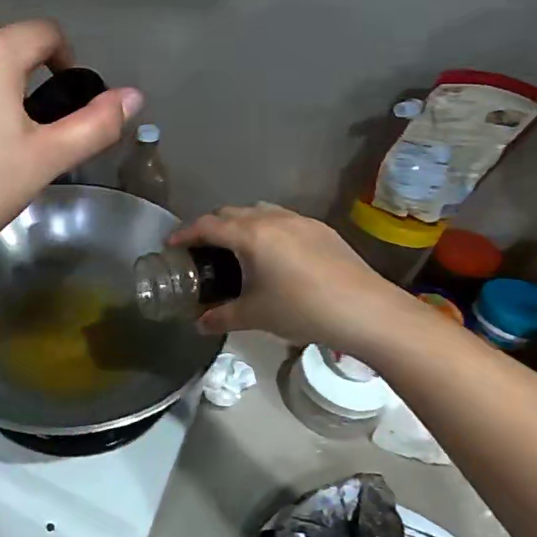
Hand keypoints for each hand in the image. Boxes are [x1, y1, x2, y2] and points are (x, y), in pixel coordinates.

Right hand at [169, 204, 424, 357]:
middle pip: (233, 213)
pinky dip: (268, 230)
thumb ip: (222, 316)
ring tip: (237, 250)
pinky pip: (285, 221)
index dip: (186, 233)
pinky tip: (275, 255)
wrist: (364, 309)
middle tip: (202, 250)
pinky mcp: (322, 230)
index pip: (208, 225)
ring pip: (261, 212)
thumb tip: (199, 324)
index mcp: (251, 234)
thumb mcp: (255, 315)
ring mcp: (301, 221)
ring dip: (243, 225)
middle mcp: (274, 218)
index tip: (172, 244)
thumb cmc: (302, 310)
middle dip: (213, 227)